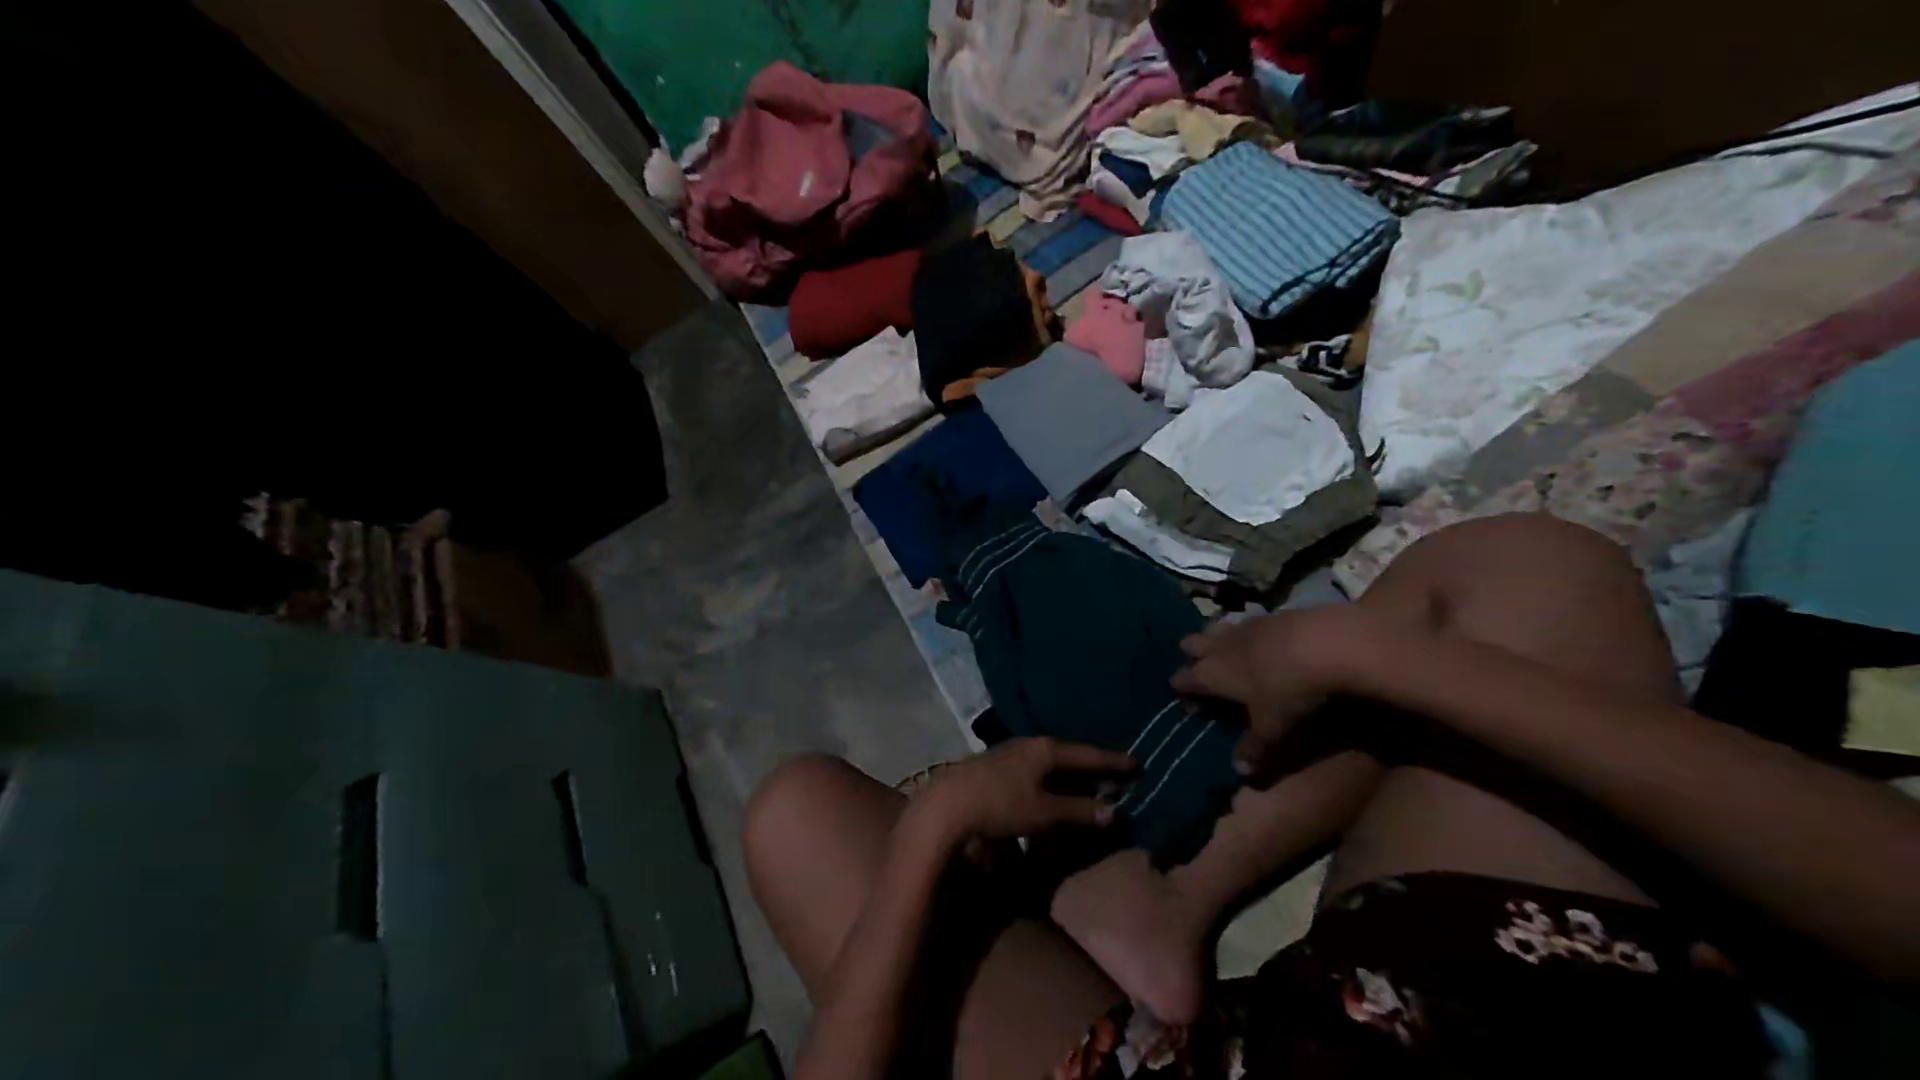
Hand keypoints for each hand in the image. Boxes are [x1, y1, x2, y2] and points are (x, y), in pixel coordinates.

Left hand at [910, 737, 1133, 844]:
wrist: (946, 805)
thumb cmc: (999, 805)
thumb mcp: (1043, 812)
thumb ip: (1079, 812)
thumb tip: (1113, 812)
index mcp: (1046, 749)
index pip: (1089, 753)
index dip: (1114, 761)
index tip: (1137, 764)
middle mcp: (1029, 743)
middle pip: (1069, 753)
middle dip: (1092, 764)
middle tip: (1116, 774)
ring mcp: (1010, 752)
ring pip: (1050, 760)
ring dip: (1070, 773)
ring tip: (1089, 783)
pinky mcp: (996, 765)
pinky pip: (1035, 767)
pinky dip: (1052, 778)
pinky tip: (1052, 788)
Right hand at [1171, 605, 1373, 774]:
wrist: (1327, 643)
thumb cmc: (1288, 690)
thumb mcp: (1273, 728)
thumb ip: (1255, 749)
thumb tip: (1240, 772)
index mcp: (1213, 674)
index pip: (1184, 678)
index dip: (1182, 689)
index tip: (1188, 702)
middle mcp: (1221, 647)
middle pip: (1193, 644)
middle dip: (1192, 654)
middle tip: (1201, 667)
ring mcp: (1247, 626)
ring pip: (1218, 628)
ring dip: (1217, 638)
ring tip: (1228, 649)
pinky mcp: (1274, 614)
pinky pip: (1250, 620)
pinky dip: (1250, 631)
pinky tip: (1264, 639)